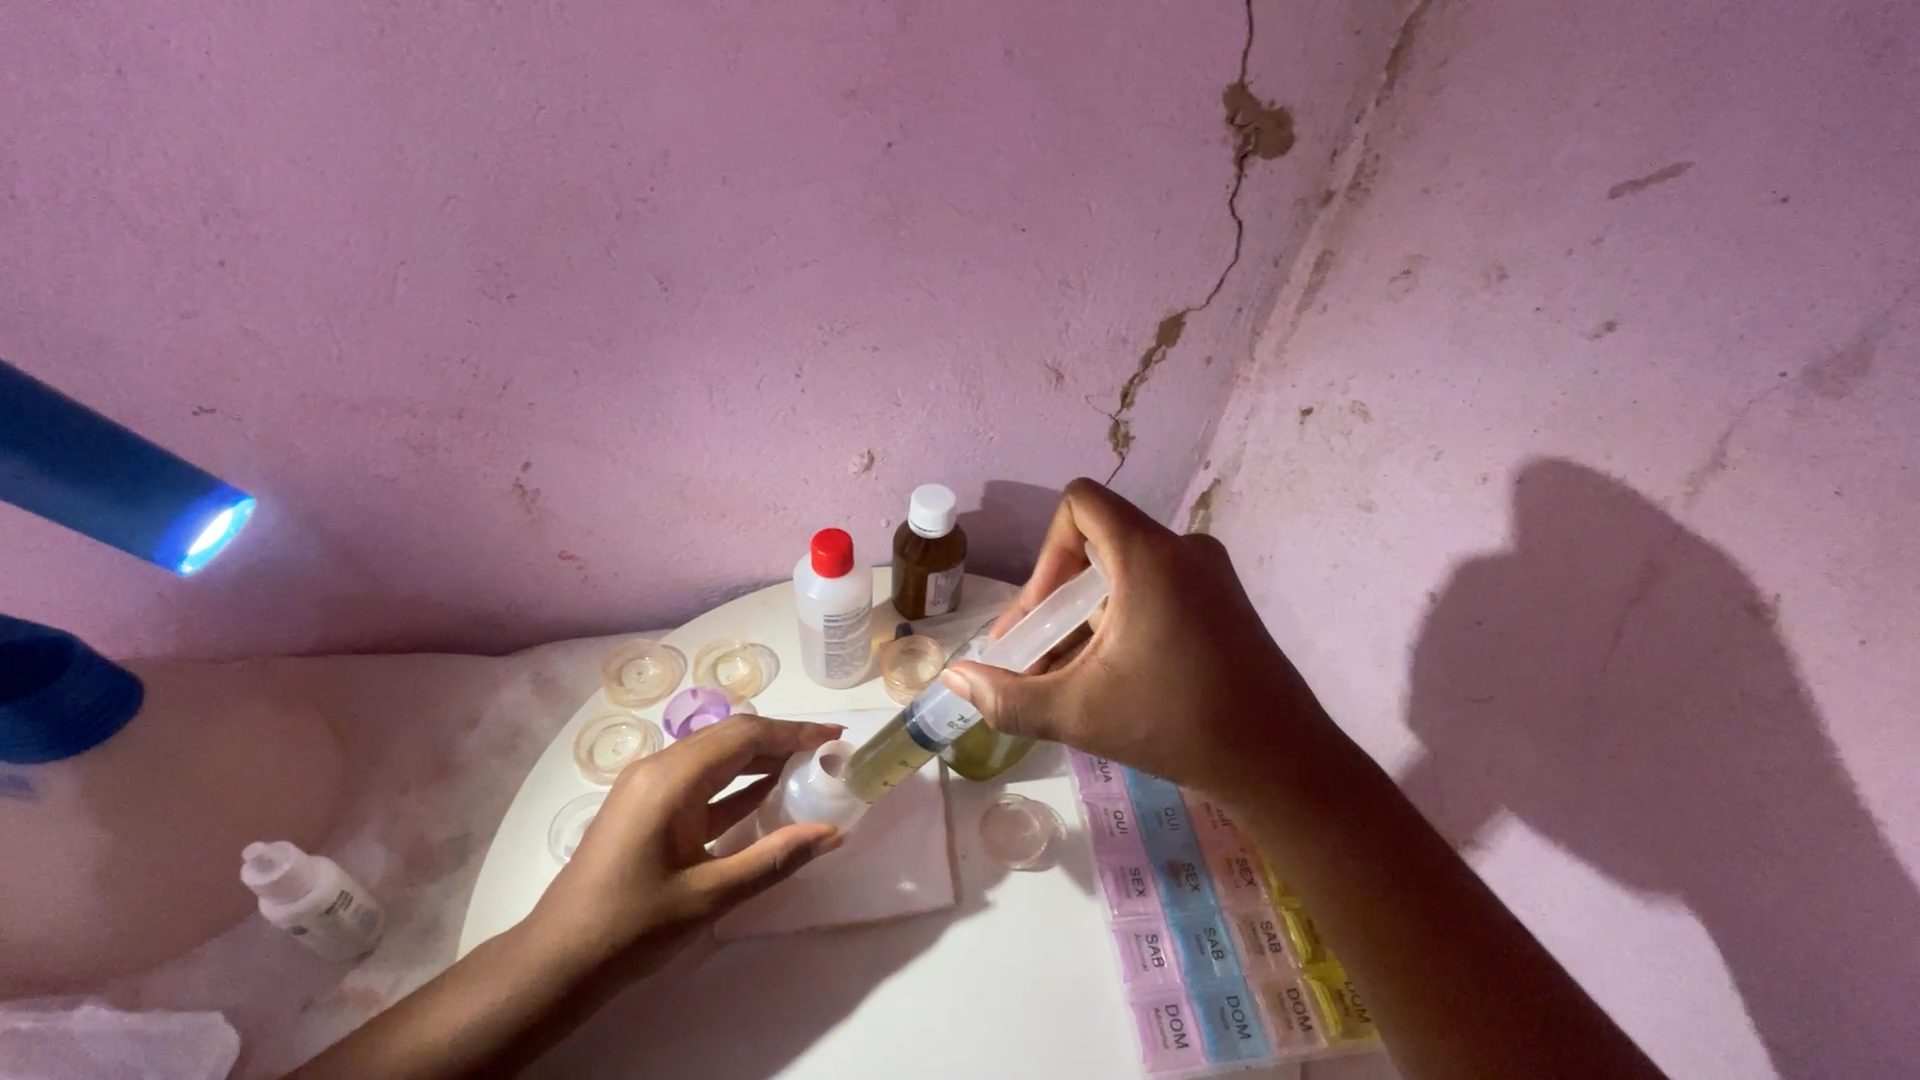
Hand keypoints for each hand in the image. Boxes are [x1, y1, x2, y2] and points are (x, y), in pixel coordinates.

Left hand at [525, 714, 846, 974]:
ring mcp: (648, 786)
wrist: (558, 961)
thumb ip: (775, 858)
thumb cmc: (632, 926)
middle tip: (826, 751)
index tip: (834, 737)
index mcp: (672, 779)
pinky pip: (700, 780)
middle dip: (781, 740)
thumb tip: (832, 833)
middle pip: (730, 737)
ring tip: (806, 768)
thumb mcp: (711, 894)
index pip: (745, 736)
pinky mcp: (646, 807)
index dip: (794, 733)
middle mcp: (659, 768)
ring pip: (716, 756)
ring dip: (760, 758)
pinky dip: (736, 782)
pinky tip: (767, 793)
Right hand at [942, 478, 1337, 805]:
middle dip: (1056, 599)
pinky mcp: (1224, 602)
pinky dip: (1122, 620)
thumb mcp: (1079, 713)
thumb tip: (954, 682)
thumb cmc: (1177, 726)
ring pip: (1125, 572)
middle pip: (1097, 543)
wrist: (1283, 764)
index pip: (1080, 503)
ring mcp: (1210, 575)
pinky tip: (1113, 677)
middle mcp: (1183, 550)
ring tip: (1070, 675)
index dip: (1046, 553)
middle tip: (1038, 657)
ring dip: (1087, 617)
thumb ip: (1008, 696)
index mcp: (1150, 556)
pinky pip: (1156, 589)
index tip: (1043, 615)